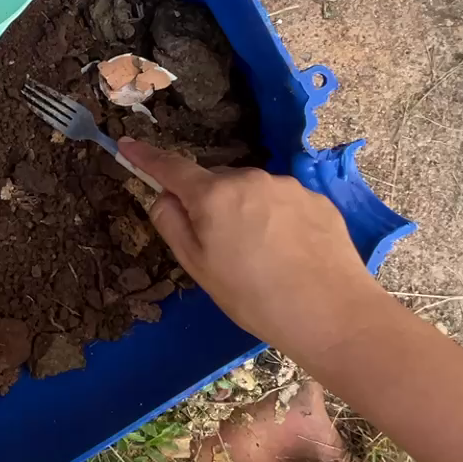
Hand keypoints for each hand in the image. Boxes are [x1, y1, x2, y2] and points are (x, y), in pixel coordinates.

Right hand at [120, 139, 383, 356]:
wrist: (337, 318)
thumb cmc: (254, 297)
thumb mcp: (197, 267)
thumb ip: (171, 223)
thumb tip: (165, 197)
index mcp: (212, 195)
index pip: (169, 166)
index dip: (144, 155)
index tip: (125, 143)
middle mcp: (247, 179)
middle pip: (213, 182)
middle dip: (208, 202)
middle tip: (220, 246)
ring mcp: (286, 186)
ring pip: (248, 190)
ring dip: (244, 210)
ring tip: (261, 255)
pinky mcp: (318, 200)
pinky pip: (280, 201)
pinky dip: (275, 218)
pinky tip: (289, 252)